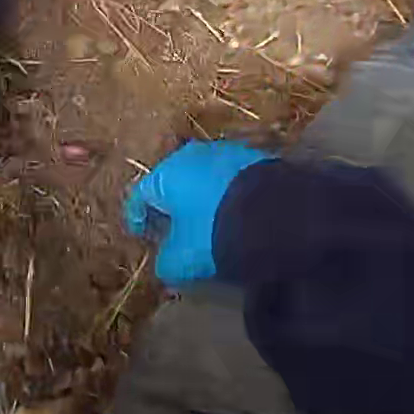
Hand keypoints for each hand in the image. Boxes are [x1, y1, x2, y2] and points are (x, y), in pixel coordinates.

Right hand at [124, 140, 272, 283]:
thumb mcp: (182, 260)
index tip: (143, 236)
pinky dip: (225, 194)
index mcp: (166, 174)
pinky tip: (233, 212)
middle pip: (173, 182)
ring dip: (200, 198)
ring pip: (202, 177)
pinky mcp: (254, 156)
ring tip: (207, 223)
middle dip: (172, 205)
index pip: (142, 195)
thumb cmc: (214, 234)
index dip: (138, 218)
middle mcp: (192, 155)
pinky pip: (229, 178)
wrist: (274, 214)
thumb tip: (166, 261)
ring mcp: (225, 152)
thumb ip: (166, 261)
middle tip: (174, 230)